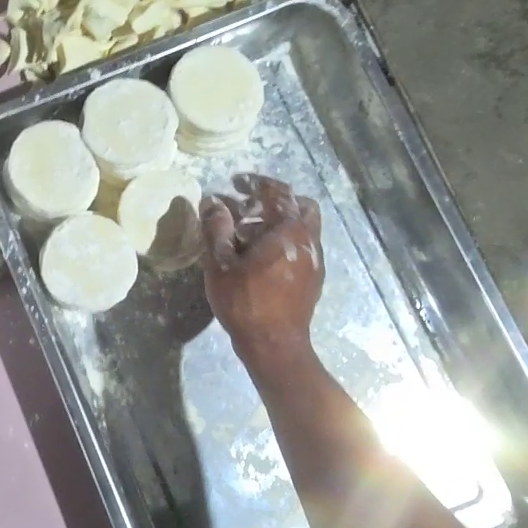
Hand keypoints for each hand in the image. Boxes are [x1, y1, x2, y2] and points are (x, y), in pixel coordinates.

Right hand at [200, 175, 324, 366]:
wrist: (274, 344)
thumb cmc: (245, 302)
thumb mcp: (220, 264)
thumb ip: (216, 229)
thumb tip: (212, 202)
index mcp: (289, 230)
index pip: (278, 193)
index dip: (256, 183)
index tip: (237, 182)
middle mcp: (309, 240)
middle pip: (300, 206)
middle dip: (275, 201)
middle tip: (248, 208)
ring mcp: (315, 260)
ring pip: (303, 227)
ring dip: (279, 223)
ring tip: (249, 235)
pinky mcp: (313, 278)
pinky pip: (302, 246)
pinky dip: (284, 241)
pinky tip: (260, 258)